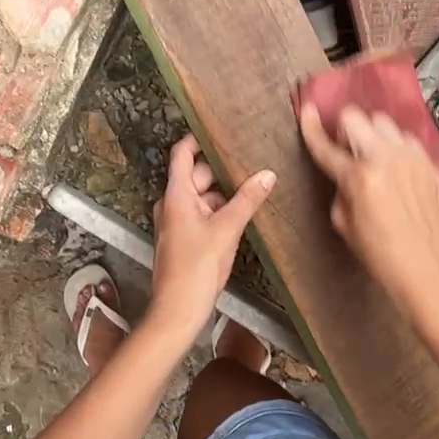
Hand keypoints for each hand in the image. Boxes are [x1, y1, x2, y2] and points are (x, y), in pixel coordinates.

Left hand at [146, 135, 275, 340]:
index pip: (182, 154)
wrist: (178, 309)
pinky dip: (217, 210)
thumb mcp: (227, 229)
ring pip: (200, 197)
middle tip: (248, 160)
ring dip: (222, 193)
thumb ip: (247, 200)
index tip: (218, 129)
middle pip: (195, 175)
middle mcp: (171, 204)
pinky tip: (240, 214)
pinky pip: (200, 214)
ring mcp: (175, 222)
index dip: (197, 139)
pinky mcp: (182, 239)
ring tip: (251, 186)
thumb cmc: (198, 267)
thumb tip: (267, 174)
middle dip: (219, 169)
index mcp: (176, 194)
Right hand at [299, 104, 438, 324]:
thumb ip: (339, 186)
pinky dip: (394, 147)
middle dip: (345, 130)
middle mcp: (386, 159)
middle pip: (356, 116)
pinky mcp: (430, 164)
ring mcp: (412, 159)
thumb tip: (343, 169)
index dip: (311, 126)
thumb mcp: (342, 222)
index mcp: (359, 178)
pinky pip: (406, 139)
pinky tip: (396, 169)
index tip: (307, 112)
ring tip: (374, 159)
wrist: (428, 271)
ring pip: (383, 123)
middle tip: (348, 152)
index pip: (325, 144)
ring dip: (372, 135)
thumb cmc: (379, 253)